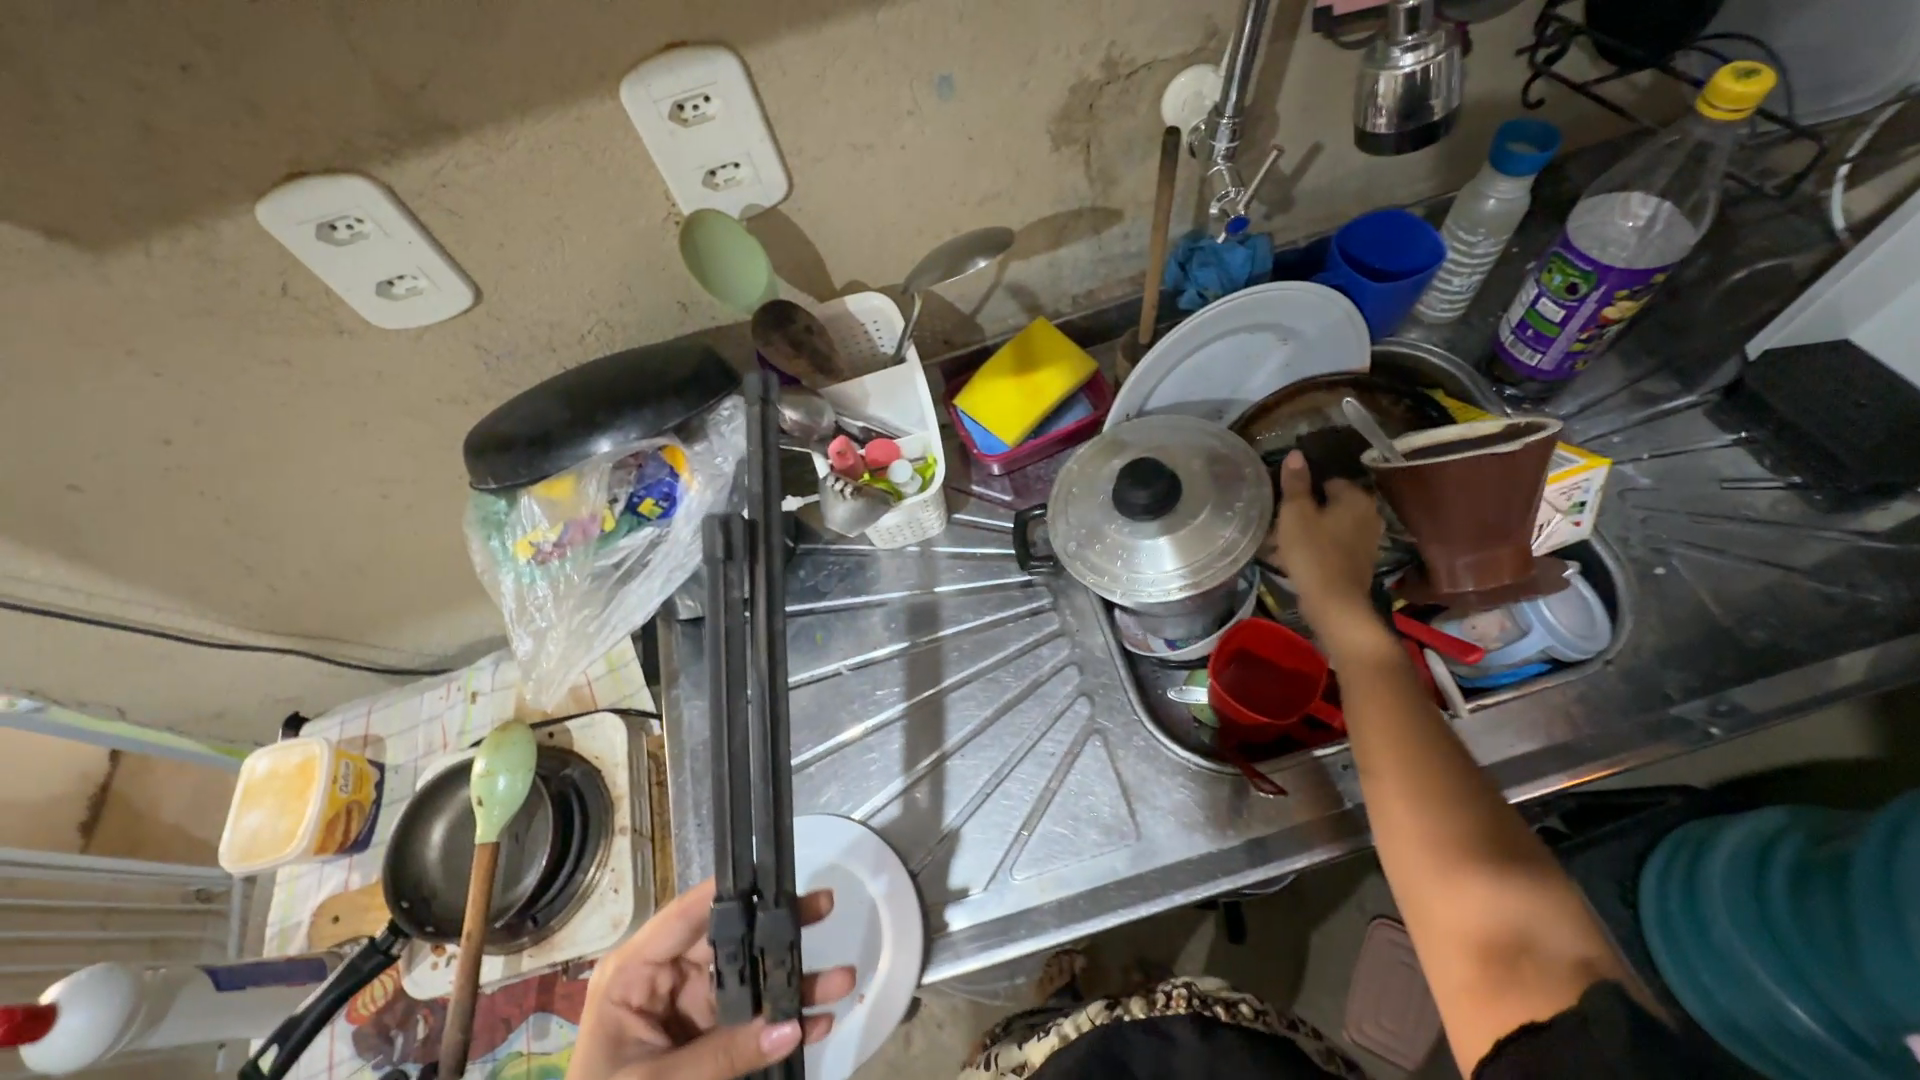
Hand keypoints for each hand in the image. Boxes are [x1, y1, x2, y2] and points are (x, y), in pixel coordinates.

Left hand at [566, 879, 855, 1079]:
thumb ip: (722, 1054)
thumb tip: (792, 1025)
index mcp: (633, 973)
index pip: (685, 917)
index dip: (728, 893)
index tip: (771, 873)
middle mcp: (664, 979)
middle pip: (728, 941)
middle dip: (778, 930)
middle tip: (823, 907)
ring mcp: (690, 1009)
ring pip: (750, 980)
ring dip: (795, 980)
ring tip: (842, 977)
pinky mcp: (709, 1038)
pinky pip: (754, 1021)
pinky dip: (786, 1021)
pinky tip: (820, 1021)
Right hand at [1265, 450, 1383, 644]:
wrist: (1334, 603)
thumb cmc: (1312, 553)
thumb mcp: (1295, 513)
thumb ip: (1295, 483)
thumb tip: (1296, 454)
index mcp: (1356, 498)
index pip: (1327, 481)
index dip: (1303, 492)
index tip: (1284, 506)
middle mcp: (1369, 515)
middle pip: (1330, 505)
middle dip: (1305, 514)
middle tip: (1279, 527)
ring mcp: (1368, 541)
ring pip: (1330, 528)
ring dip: (1309, 533)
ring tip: (1281, 546)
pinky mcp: (1360, 563)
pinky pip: (1334, 547)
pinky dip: (1317, 550)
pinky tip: (1296, 562)